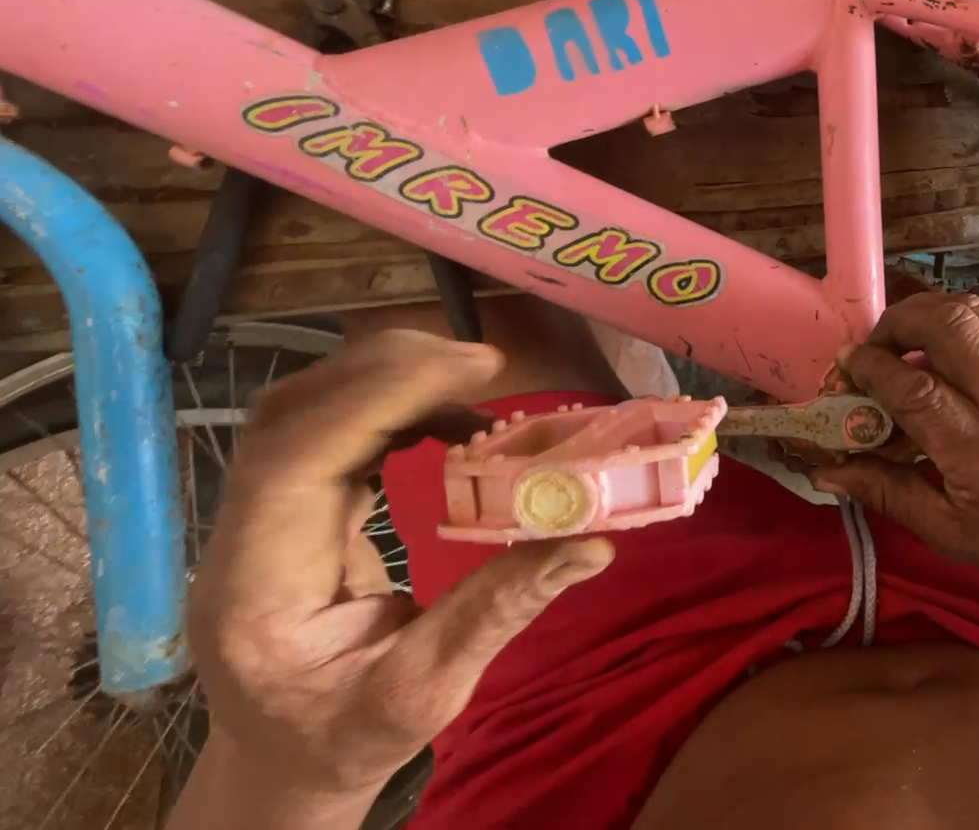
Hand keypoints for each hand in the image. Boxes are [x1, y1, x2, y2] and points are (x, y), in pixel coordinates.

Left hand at [188, 330, 614, 799]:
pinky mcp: (295, 508)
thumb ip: (501, 610)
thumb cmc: (349, 733)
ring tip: (474, 374)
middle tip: (485, 362)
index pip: (299, 461)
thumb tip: (593, 544)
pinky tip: (457, 418)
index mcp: (259, 587)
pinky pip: (335, 430)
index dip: (381, 399)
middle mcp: (245, 537)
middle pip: (292, 416)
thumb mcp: (428, 690)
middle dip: (388, 370)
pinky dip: (397, 405)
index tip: (474, 369)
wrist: (286, 756)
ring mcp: (263, 517)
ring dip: (390, 376)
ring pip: (309, 410)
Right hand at [811, 293, 978, 586]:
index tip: (847, 367)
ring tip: (906, 340)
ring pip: (975, 312)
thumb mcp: (954, 534)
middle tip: (877, 345)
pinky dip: (964, 321)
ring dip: (929, 314)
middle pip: (947, 326)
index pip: (915, 388)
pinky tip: (949, 345)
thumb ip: (888, 494)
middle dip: (898, 322)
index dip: (871, 369)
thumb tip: (828, 472)